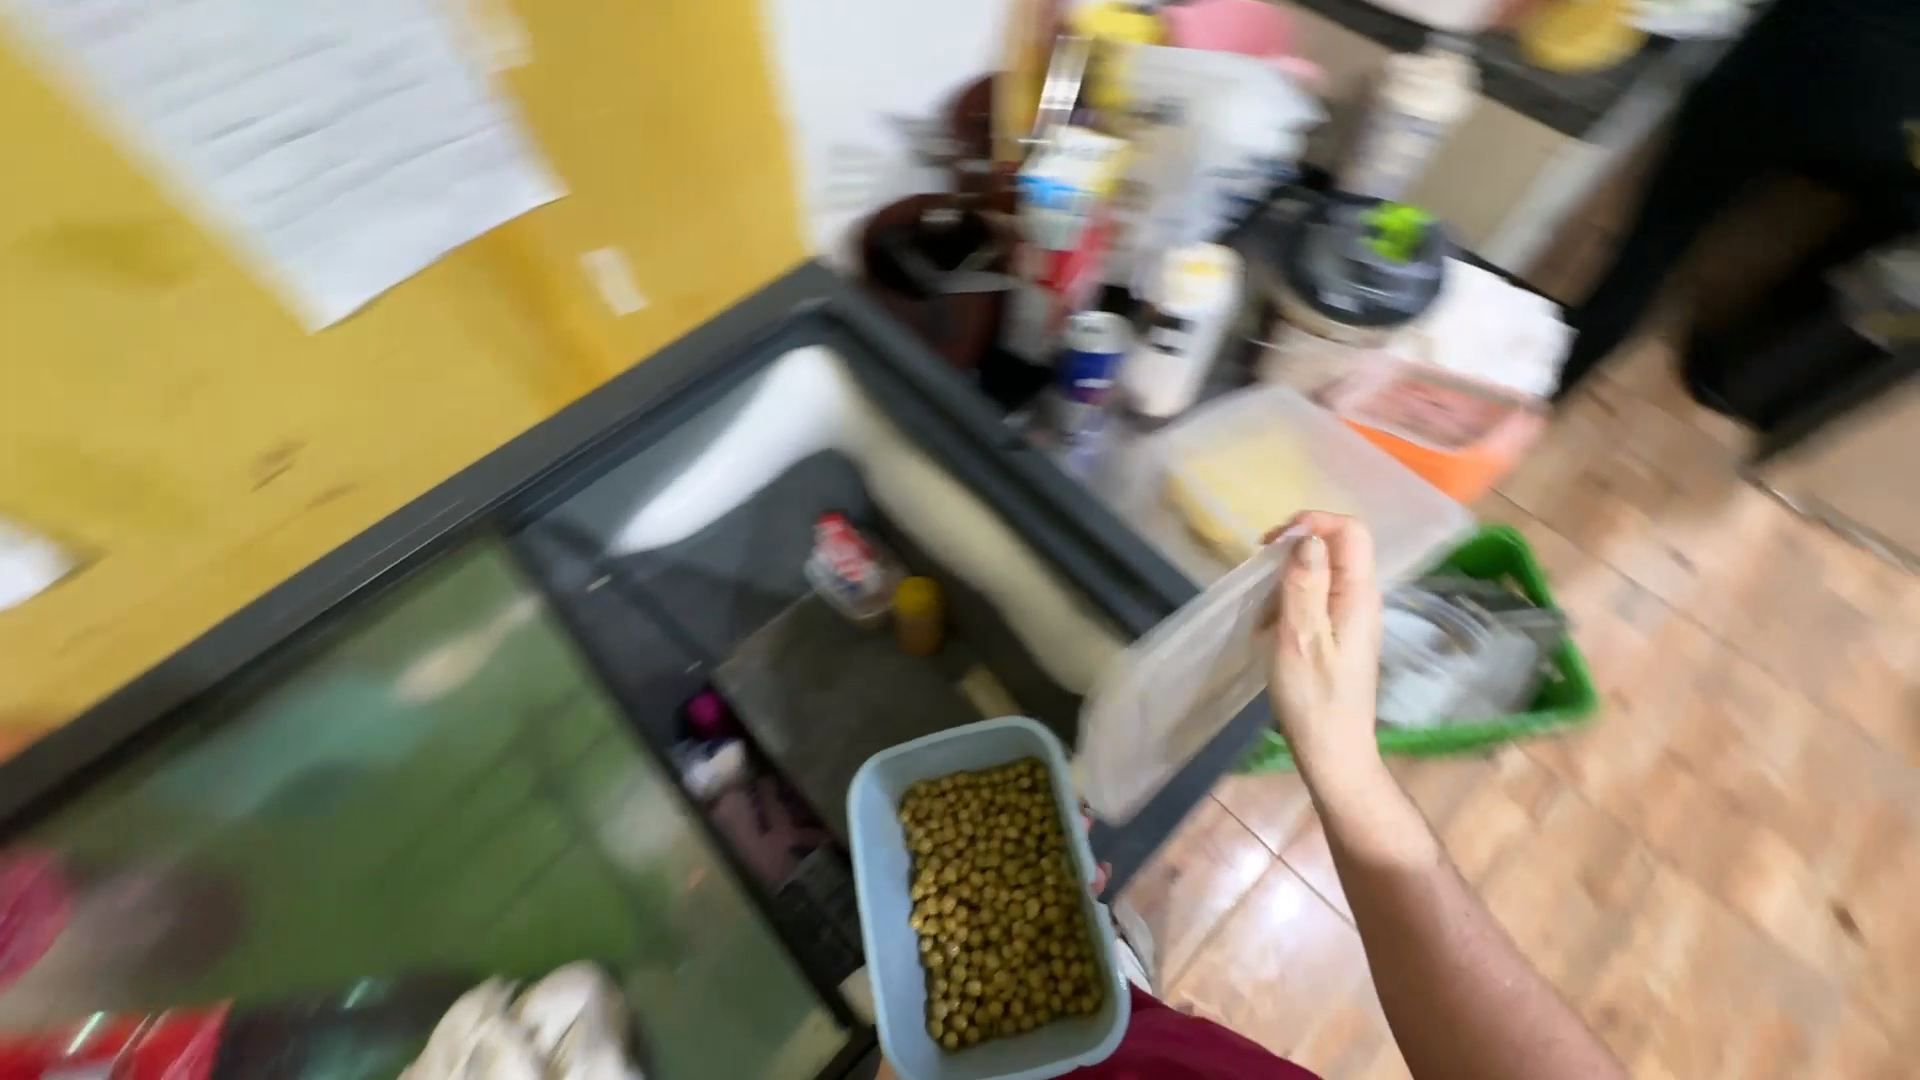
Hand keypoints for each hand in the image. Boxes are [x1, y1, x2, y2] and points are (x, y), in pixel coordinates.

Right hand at [1263, 512, 1384, 781]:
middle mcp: (1361, 599)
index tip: (1272, 544)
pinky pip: (1315, 596)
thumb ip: (1304, 586)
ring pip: (1322, 571)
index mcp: (1359, 596)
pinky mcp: (1337, 632)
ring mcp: (1351, 616)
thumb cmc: (1314, 698)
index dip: (1313, 523)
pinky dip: (1288, 598)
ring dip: (1287, 576)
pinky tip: (1269, 624)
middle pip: (1336, 546)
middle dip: (1294, 547)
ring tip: (1260, 604)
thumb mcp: (1300, 638)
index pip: (1351, 531)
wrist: (1332, 750)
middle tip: (1259, 570)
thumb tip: (1307, 539)